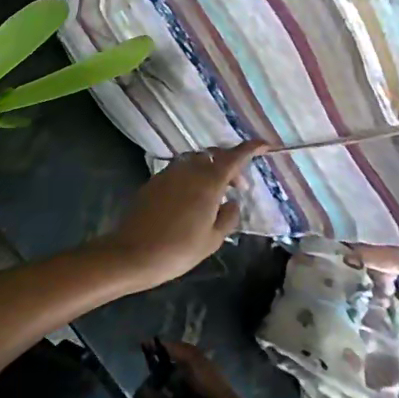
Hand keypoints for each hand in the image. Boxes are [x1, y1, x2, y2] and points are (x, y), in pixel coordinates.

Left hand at [95, 142, 265, 288]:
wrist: (134, 253)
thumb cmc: (179, 249)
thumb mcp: (213, 239)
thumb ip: (227, 217)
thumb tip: (231, 202)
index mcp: (207, 183)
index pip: (232, 158)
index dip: (250, 149)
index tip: (264, 144)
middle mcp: (186, 171)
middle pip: (211, 156)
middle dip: (227, 164)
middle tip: (236, 186)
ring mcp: (166, 174)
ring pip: (193, 162)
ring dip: (207, 171)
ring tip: (214, 195)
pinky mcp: (152, 182)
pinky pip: (177, 172)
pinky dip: (190, 177)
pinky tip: (191, 199)